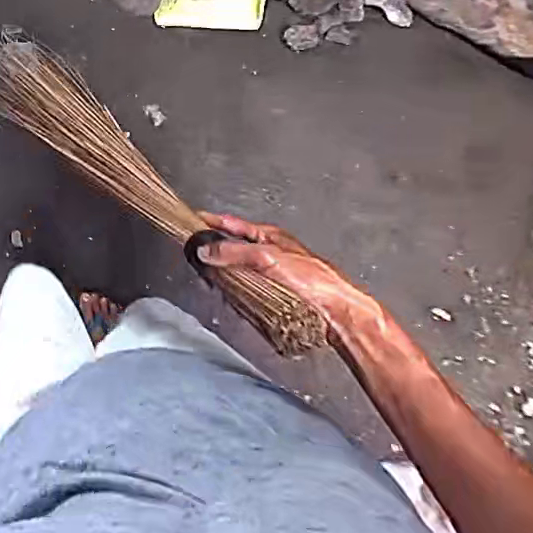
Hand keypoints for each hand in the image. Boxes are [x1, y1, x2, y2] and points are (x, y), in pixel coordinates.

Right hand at [196, 212, 374, 326]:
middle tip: (197, 253)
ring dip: (224, 272)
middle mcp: (271, 251)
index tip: (192, 220)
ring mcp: (272, 271)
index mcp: (270, 235)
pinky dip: (234, 287)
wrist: (340, 313)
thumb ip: (233, 252)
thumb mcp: (267, 258)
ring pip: (238, 266)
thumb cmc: (316, 281)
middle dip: (214, 250)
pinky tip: (232, 293)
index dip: (211, 221)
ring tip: (212, 276)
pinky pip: (245, 284)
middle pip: (232, 245)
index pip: (232, 223)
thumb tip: (206, 250)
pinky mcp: (274, 290)